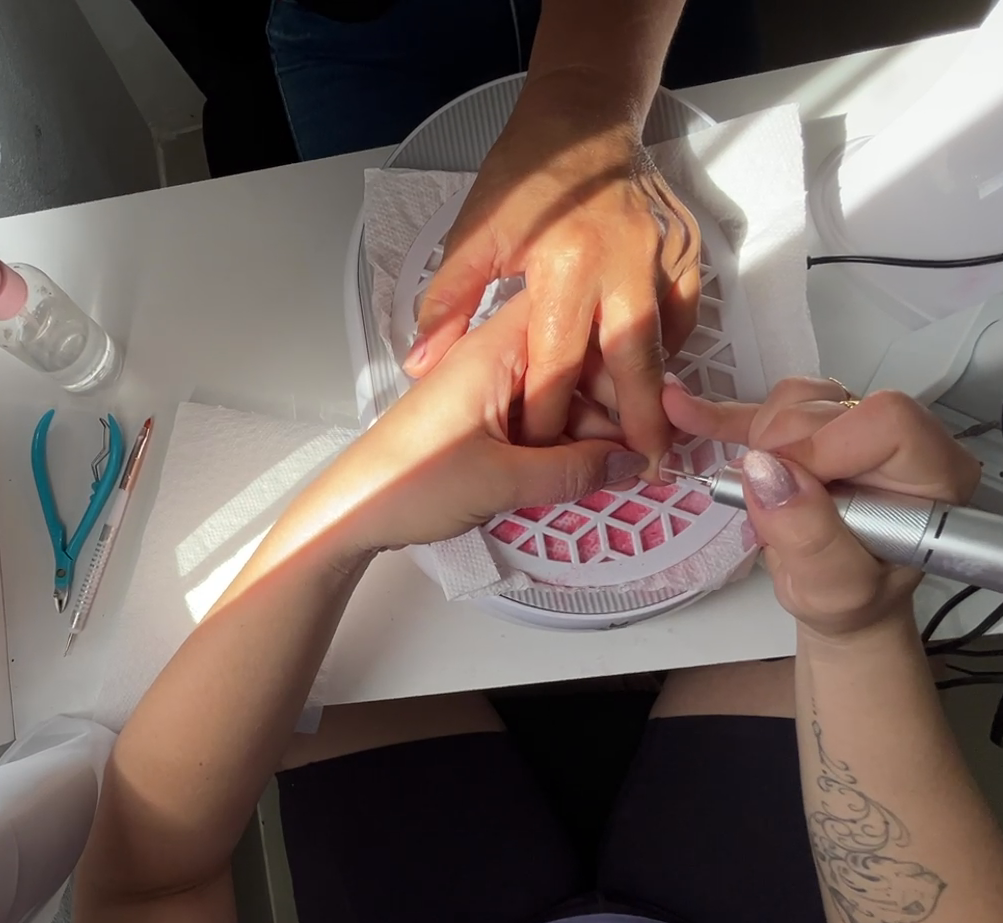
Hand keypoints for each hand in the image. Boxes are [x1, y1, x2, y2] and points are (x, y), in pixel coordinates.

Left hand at [294, 294, 647, 557]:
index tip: (653, 426)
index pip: (584, 333)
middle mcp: (496, 354)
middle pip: (578, 363)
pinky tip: (578, 472)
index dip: (624, 375)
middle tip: (637, 463)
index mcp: (498, 348)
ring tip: (609, 476)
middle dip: (612, 411)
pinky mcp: (482, 413)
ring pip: (562, 393)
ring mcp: (489, 383)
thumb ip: (575, 471)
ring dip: (590, 431)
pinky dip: (564, 439)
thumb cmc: (410, 482)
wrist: (349, 508)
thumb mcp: (501, 482)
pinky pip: (539, 415)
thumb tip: (633, 465)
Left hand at [406, 70, 699, 472]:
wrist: (582, 117)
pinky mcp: (685, 248)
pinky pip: (685, 313)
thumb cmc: (523, 179)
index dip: (550, 414)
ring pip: (667, 341)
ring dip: (658, 390)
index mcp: (566, 267)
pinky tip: (653, 375)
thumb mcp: (473, 235)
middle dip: (639, 420)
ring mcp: (662, 255)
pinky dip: (670, 348)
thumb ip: (447, 303)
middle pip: (633, 362)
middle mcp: (624, 265)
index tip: (544, 451)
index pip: (558, 362)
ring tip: (655, 436)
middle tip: (647, 467)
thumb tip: (419, 362)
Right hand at [664, 377, 981, 640]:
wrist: (837, 598)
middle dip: (782, 452)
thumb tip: (764, 471)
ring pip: (796, 399)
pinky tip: (684, 410)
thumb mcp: (834, 587)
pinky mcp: (811, 429)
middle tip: (772, 502)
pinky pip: (764, 405)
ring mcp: (854, 428)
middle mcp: (903, 438)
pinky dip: (720, 414)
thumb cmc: (849, 600)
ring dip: (759, 441)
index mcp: (931, 473)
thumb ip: (808, 534)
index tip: (787, 493)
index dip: (822, 450)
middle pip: (830, 405)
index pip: (883, 422)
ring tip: (758, 488)